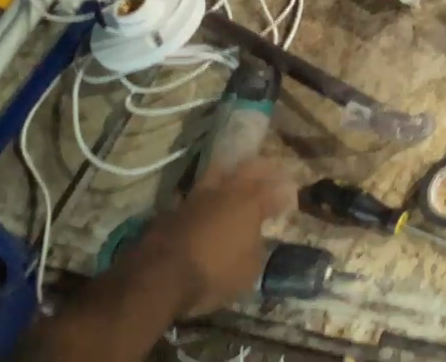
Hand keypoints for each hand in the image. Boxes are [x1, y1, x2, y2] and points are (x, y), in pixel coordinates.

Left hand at [123, 157, 295, 317]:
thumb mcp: (248, 271)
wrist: (155, 279)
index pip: (278, 189)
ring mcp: (198, 197)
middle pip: (250, 167)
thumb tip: (256, 243)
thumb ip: (257, 250)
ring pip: (220, 173)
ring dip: (231, 176)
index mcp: (253, 202)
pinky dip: (205, 199)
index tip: (290, 203)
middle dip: (263, 170)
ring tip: (236, 184)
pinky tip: (206, 208)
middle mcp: (228, 191)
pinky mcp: (173, 210)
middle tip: (270, 177)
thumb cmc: (212, 273)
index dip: (287, 195)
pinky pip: (196, 196)